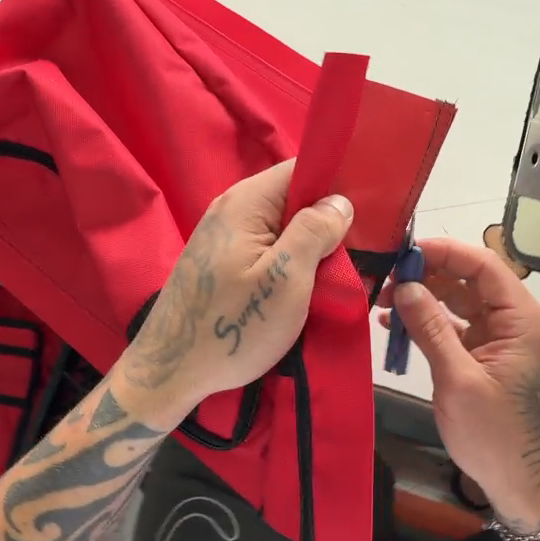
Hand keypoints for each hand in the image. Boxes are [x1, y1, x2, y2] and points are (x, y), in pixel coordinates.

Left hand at [116, 160, 353, 424]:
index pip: (302, 169)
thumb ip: (314, 231)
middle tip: (358, 255)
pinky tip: (306, 290)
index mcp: (247, 202)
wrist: (171, 371)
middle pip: (294, 199)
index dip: (337, 185)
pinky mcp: (223, 264)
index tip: (368, 215)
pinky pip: (268, 250)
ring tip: (337, 277)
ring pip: (283, 229)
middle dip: (327, 224)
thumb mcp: (286, 280)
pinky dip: (290, 266)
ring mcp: (224, 237)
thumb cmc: (231, 328)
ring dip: (311, 250)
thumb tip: (339, 201)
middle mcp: (232, 209)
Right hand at [379, 238, 539, 529]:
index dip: (445, 252)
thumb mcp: (458, 379)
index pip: (485, 266)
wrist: (519, 483)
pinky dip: (430, 324)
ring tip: (382, 300)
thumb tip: (404, 286)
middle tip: (384, 280)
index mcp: (524, 321)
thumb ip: (432, 328)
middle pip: (472, 281)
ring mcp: (504, 340)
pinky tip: (395, 325)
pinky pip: (458, 328)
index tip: (404, 252)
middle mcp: (518, 323)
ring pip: (462, 302)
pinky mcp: (488, 358)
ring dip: (424, 299)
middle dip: (428, 275)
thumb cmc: (494, 434)